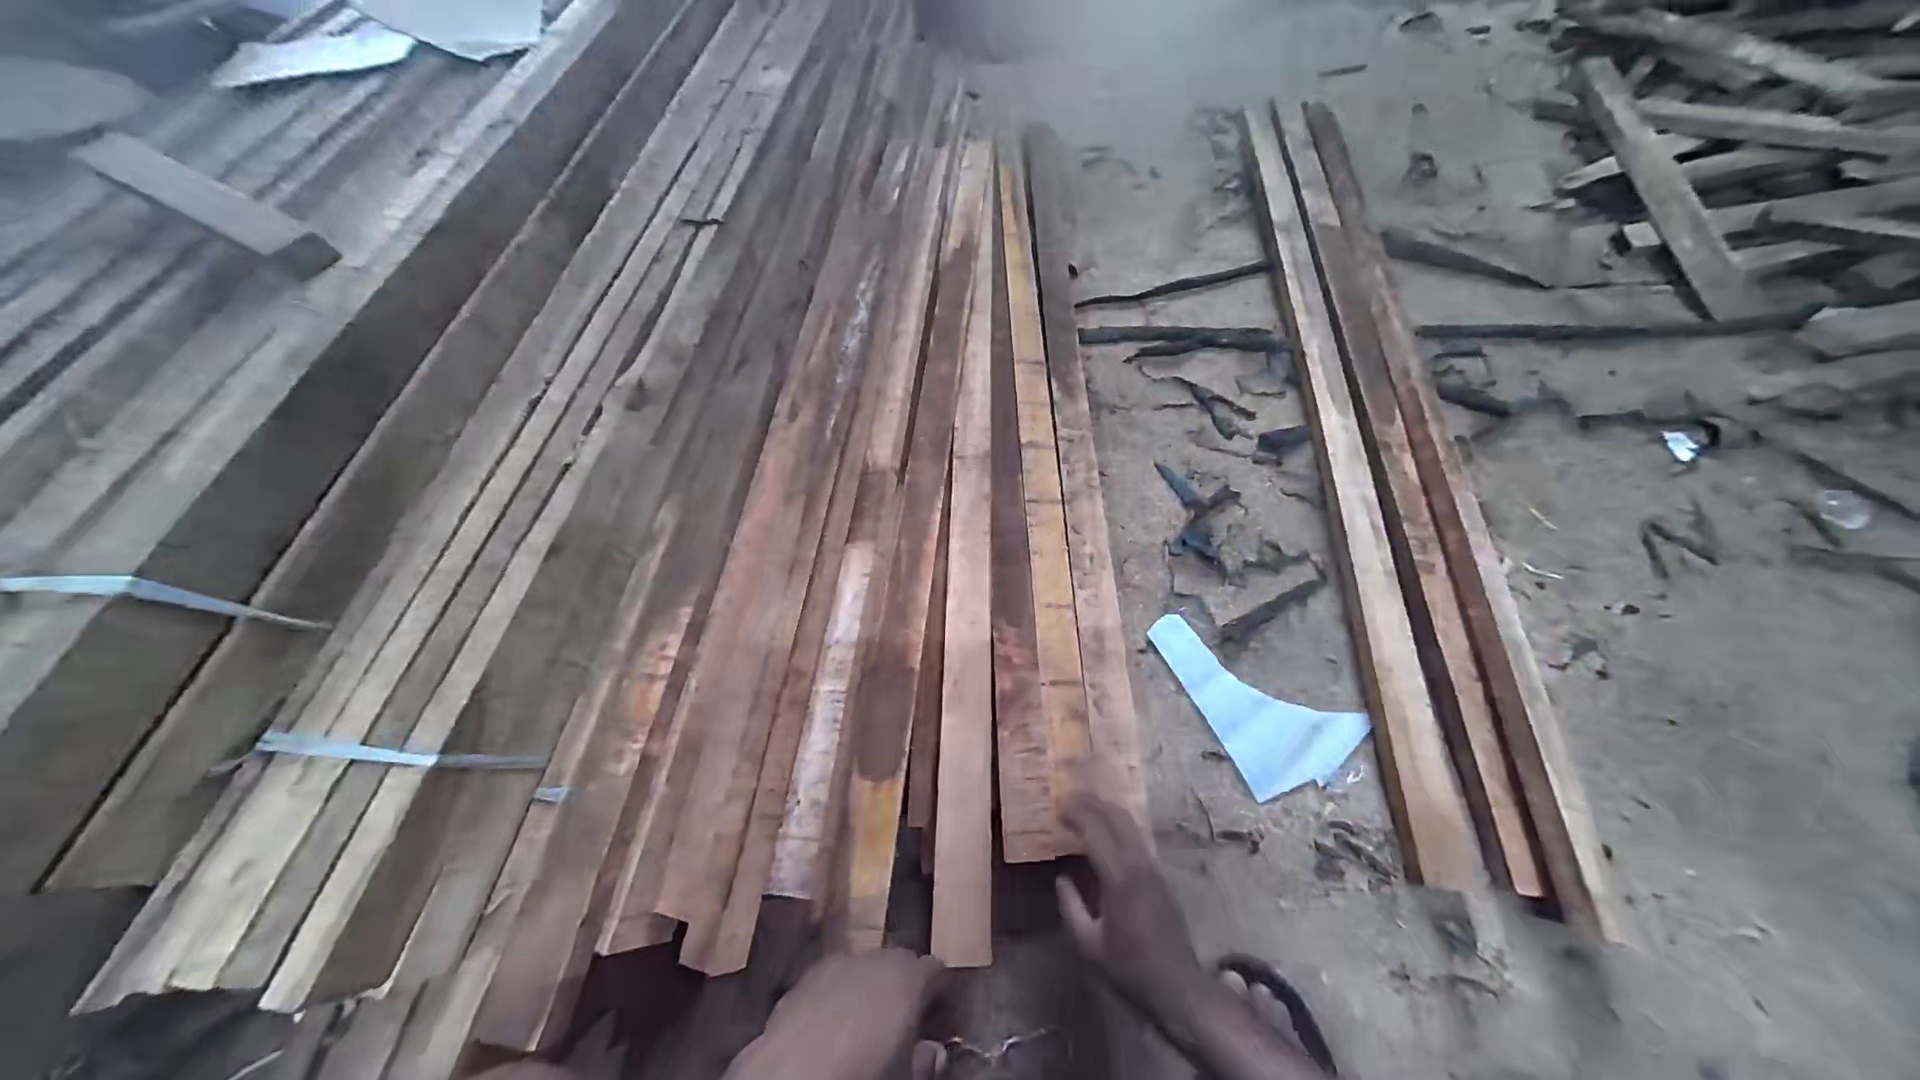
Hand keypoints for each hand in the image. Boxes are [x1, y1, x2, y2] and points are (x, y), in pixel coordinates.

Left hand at [721, 949, 944, 1079]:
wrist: (789, 1075)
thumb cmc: (864, 1075)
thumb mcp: (903, 1077)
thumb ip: (925, 1064)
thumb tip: (933, 1052)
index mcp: (909, 979)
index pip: (935, 969)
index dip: (939, 991)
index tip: (938, 1015)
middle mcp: (877, 959)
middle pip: (900, 962)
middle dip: (904, 985)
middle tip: (903, 1022)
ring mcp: (839, 963)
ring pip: (865, 968)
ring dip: (869, 988)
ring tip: (864, 1025)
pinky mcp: (806, 976)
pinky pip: (834, 981)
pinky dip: (838, 996)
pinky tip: (830, 1027)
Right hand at [1054, 792, 1210, 1019]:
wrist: (1179, 986)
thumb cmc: (1130, 968)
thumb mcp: (1089, 945)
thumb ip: (1071, 907)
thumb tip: (1061, 879)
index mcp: (1119, 878)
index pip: (1095, 831)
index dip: (1076, 814)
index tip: (1057, 808)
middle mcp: (1139, 865)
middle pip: (1117, 817)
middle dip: (1092, 802)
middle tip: (1069, 798)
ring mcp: (1154, 868)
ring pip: (1131, 825)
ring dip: (1107, 811)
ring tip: (1085, 808)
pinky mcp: (1161, 876)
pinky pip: (1137, 839)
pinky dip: (1118, 826)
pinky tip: (1106, 835)